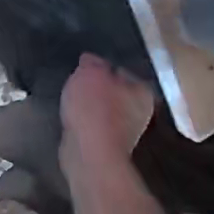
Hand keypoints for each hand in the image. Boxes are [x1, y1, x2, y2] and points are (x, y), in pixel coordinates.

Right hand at [59, 54, 155, 168]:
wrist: (89, 154)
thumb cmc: (94, 109)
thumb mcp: (90, 73)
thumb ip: (92, 63)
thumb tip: (91, 60)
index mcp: (142, 91)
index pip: (123, 72)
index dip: (103, 68)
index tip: (86, 70)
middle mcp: (140, 113)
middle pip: (115, 93)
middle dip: (98, 90)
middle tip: (77, 86)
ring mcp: (126, 134)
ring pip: (106, 112)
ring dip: (91, 109)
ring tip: (71, 104)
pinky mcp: (109, 149)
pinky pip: (96, 129)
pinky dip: (85, 125)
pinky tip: (73, 122)